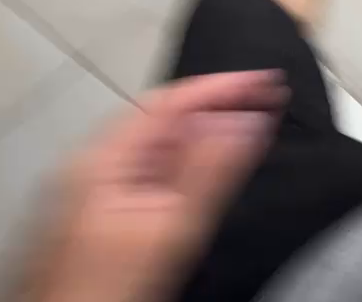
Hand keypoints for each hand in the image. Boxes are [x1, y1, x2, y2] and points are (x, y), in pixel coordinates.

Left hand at [19, 70, 283, 301]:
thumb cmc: (101, 294)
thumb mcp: (169, 228)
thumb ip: (211, 169)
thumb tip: (250, 119)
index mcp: (101, 161)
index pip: (171, 101)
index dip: (223, 86)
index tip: (265, 80)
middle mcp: (94, 168)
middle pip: (166, 118)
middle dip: (220, 103)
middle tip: (267, 95)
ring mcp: (96, 192)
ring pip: (162, 144)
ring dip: (209, 128)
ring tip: (254, 120)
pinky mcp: (104, 215)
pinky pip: (155, 169)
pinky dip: (192, 157)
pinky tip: (217, 161)